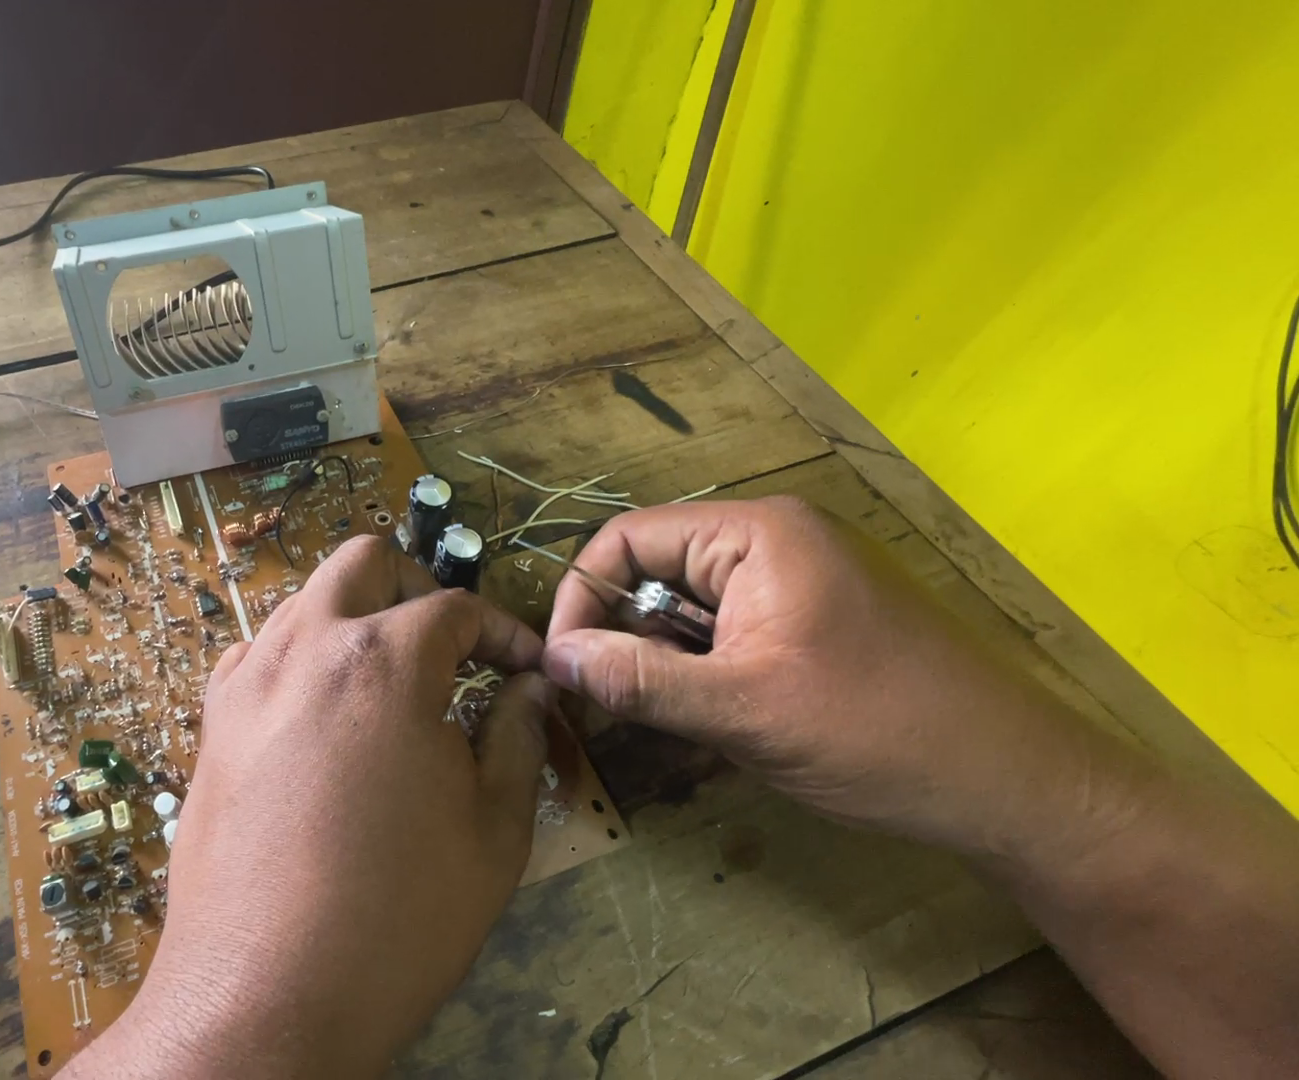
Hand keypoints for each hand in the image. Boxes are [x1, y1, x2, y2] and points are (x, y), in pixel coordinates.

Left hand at [64, 536, 550, 1079]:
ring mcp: (248, 679)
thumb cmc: (397, 914)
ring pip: (305, 598)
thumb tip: (529, 688)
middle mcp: (306, 645)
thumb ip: (518, 738)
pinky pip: (257, 652)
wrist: (263, 994)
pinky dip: (299, 656)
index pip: (456, 607)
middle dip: (417, 587)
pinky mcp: (213, 720)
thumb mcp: (493, 831)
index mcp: (384, 660)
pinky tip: (320, 713)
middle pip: (365, 562)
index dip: (503, 630)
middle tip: (449, 648)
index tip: (523, 667)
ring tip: (389, 681)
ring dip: (356, 616)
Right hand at [541, 496, 1144, 862]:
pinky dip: (698, 669)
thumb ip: (640, 680)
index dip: (583, 594)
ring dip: (662, 658)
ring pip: (683, 606)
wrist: (1022, 791)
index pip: (630, 538)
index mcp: (757, 535)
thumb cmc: (881, 735)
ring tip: (678, 714)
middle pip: (654, 569)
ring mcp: (792, 581)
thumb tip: (553, 658)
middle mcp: (770, 542)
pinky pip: (720, 630)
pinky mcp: (805, 619)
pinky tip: (716, 715)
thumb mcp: (744, 710)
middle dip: (624, 633)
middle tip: (617, 701)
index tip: (564, 663)